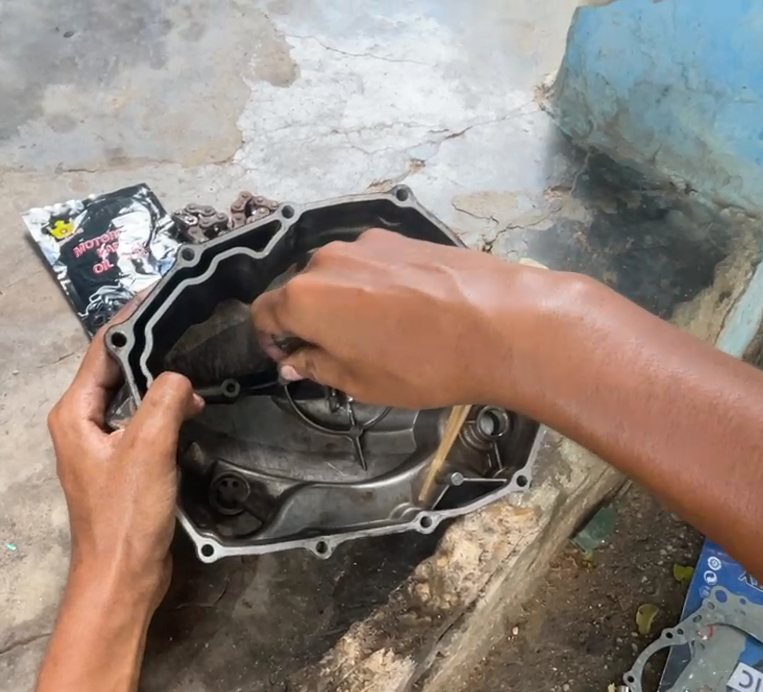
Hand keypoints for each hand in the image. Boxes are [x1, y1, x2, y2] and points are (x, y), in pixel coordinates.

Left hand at [47, 317, 203, 613]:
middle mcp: (82, 425)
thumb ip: (165, 402)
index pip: (102, 352)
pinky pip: (143, 426)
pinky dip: (166, 413)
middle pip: (116, 372)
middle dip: (150, 350)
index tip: (162, 296)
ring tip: (197, 367)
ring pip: (132, 400)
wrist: (123, 576)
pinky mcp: (122, 468)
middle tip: (188, 327)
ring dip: (161, 385)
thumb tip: (181, 378)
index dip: (131, 321)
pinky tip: (193, 409)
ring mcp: (102, 448)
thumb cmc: (126, 515)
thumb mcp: (148, 449)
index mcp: (74, 414)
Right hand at [249, 229, 577, 408]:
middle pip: (299, 291)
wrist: (499, 324)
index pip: (264, 315)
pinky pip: (369, 265)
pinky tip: (401, 315)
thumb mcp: (359, 382)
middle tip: (333, 356)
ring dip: (341, 304)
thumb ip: (316, 366)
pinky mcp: (400, 237)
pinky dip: (371, 288)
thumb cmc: (425, 362)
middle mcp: (327, 260)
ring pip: (336, 276)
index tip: (288, 359)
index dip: (271, 341)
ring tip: (375, 337)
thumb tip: (294, 361)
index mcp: (305, 298)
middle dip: (307, 323)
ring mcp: (366, 243)